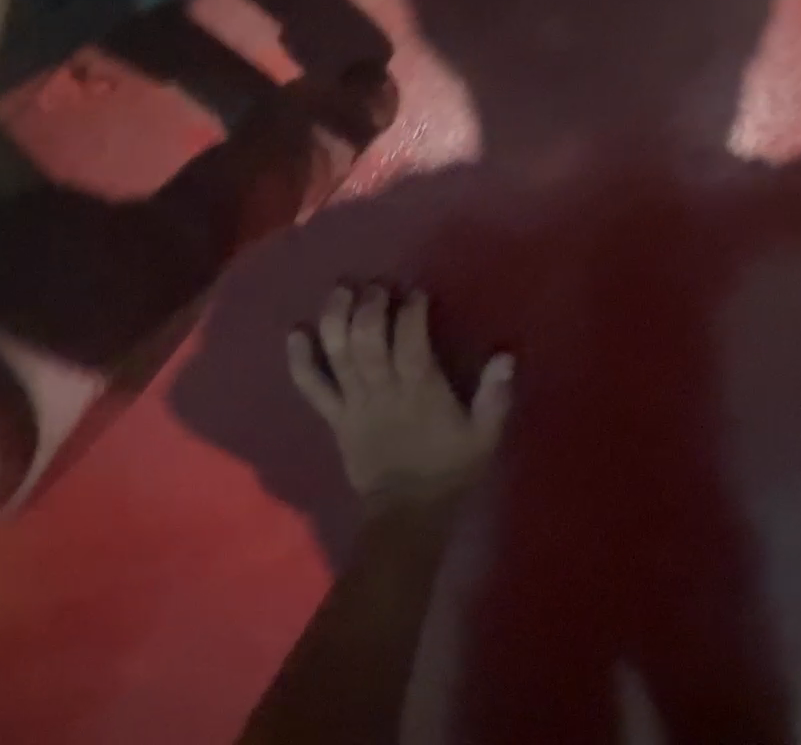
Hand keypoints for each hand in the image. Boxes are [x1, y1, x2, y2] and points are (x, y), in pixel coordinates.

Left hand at [288, 287, 513, 508]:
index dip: (412, 313)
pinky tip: (295, 333)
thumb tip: (506, 355)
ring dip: (336, 318)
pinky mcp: (334, 418)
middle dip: (370, 306)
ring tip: (340, 290)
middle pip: (368, 340)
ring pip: (338, 354)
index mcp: (420, 392)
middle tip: (377, 286)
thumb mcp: (484, 435)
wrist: (407, 515)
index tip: (416, 292)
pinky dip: (299, 360)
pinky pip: (312, 387)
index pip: (412, 342)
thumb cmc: (450, 470)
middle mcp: (383, 391)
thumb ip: (494, 395)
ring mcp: (354, 404)